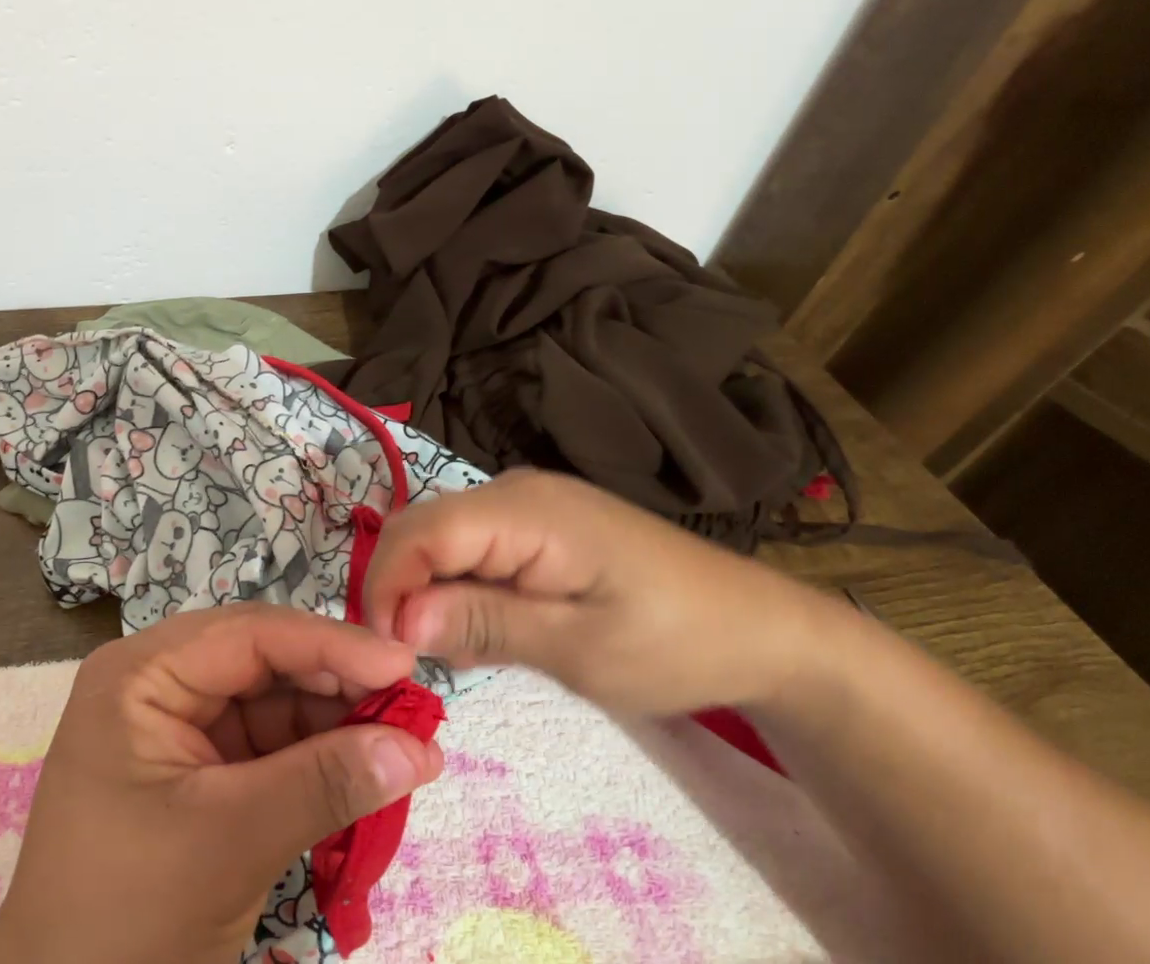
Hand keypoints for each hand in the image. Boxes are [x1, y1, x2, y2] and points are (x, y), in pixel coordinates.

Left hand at [0, 604, 443, 963]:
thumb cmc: (130, 909)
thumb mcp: (230, 839)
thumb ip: (326, 784)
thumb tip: (420, 747)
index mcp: (140, 675)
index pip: (248, 635)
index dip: (330, 645)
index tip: (405, 667)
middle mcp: (156, 685)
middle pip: (263, 662)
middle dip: (337, 686)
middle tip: (414, 711)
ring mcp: (176, 729)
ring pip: (272, 704)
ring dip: (335, 725)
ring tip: (404, 747)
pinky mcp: (196, 773)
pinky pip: (267, 747)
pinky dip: (315, 760)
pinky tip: (364, 772)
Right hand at [363, 469, 843, 716]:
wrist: (762, 631)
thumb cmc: (675, 644)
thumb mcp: (577, 648)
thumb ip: (483, 623)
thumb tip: (398, 620)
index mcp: (525, 510)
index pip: (418, 532)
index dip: (387, 587)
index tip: (391, 653)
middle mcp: (516, 491)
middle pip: (421, 528)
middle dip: (401, 590)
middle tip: (416, 659)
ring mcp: (529, 504)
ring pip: (440, 539)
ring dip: (429, 593)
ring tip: (456, 651)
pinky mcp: (539, 526)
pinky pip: (472, 548)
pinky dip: (460, 589)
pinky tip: (484, 630)